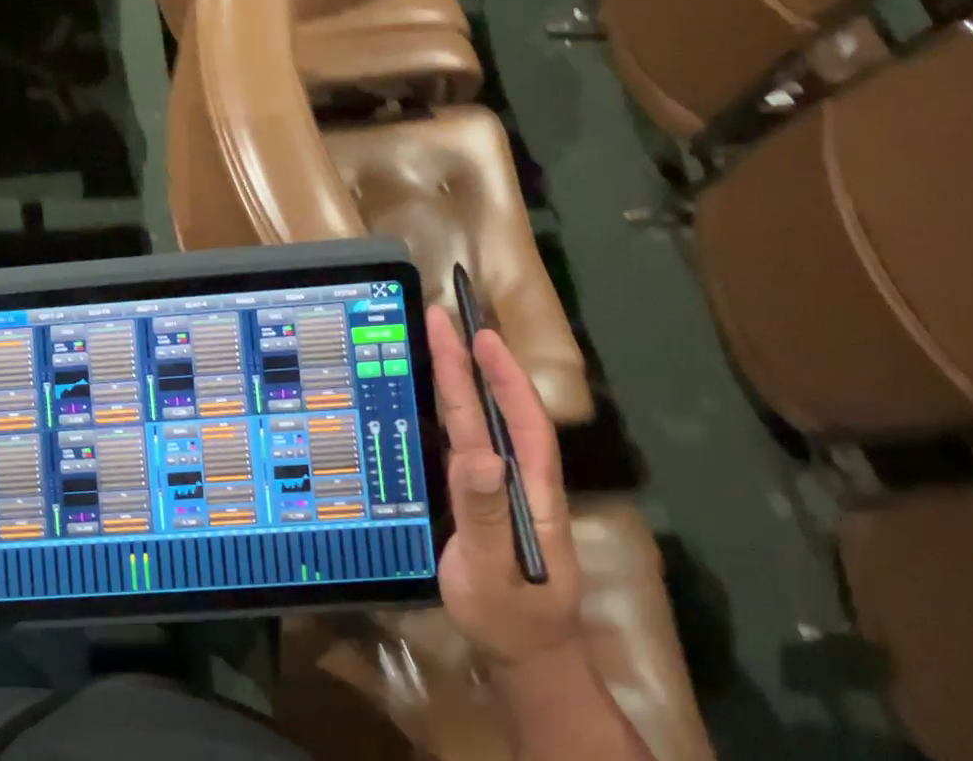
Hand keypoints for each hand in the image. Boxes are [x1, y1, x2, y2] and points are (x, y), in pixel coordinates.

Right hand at [427, 305, 581, 668]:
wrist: (524, 653)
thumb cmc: (512, 614)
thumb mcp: (494, 568)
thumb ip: (486, 513)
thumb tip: (480, 455)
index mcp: (530, 489)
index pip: (516, 420)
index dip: (499, 376)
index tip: (477, 335)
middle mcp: (519, 479)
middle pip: (499, 411)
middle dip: (475, 362)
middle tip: (447, 319)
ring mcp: (503, 488)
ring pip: (486, 423)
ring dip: (466, 381)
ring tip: (443, 343)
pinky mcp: (484, 500)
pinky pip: (469, 443)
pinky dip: (457, 411)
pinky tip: (442, 399)